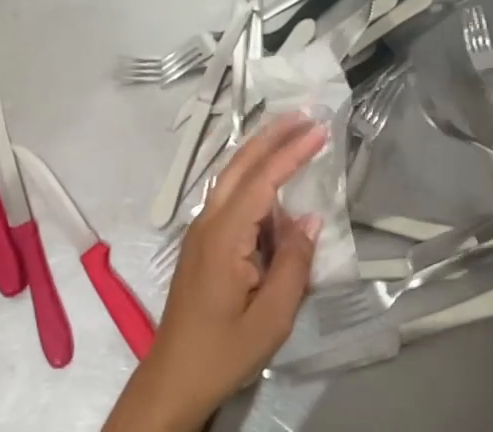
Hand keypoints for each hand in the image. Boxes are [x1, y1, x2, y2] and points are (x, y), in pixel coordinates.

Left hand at [105, 114, 325, 431]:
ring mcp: (201, 231)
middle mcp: (207, 223)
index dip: (292, 152)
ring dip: (261, 152)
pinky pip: (230, 199)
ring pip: (232, 178)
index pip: (262, 180)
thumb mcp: (271, 317)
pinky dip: (254, 179)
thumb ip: (294, 264)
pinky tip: (274, 186)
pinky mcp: (202, 244)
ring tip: (293, 135)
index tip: (319, 130)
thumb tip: (309, 219)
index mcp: (224, 236)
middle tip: (304, 113)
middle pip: (239, 165)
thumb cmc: (223, 350)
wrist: (173, 379)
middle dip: (272, 135)